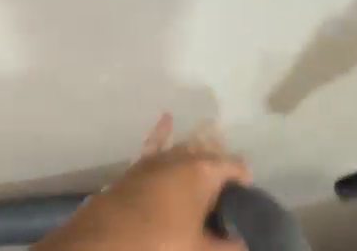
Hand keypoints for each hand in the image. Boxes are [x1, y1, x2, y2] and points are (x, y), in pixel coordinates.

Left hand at [34, 115, 249, 250]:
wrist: (108, 241)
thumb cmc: (161, 243)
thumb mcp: (199, 250)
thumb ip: (226, 248)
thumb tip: (245, 245)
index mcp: (204, 173)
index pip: (234, 166)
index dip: (245, 178)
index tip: (249, 194)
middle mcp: (183, 157)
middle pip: (210, 155)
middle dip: (221, 164)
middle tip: (230, 186)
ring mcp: (158, 159)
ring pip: (185, 147)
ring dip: (198, 149)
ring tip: (211, 148)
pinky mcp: (138, 166)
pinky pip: (155, 142)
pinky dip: (162, 131)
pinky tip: (166, 118)